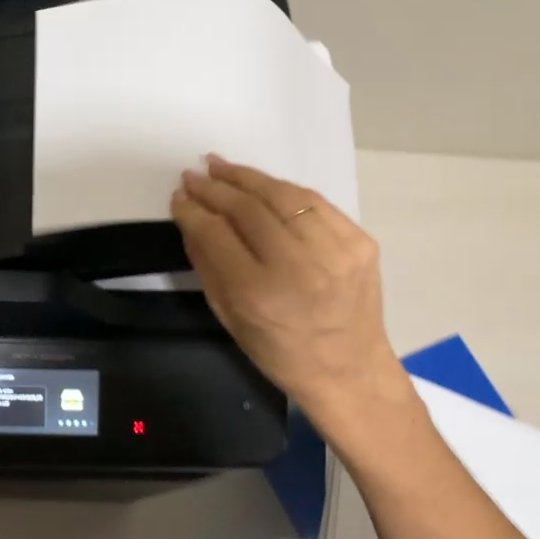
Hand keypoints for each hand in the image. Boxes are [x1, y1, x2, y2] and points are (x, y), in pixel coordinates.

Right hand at [170, 155, 405, 425]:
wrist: (349, 371)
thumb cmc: (280, 353)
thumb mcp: (229, 317)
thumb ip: (208, 265)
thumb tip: (192, 220)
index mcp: (258, 293)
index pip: (216, 233)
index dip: (193, 211)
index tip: (179, 197)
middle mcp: (298, 266)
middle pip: (248, 209)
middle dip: (216, 188)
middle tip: (194, 175)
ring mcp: (335, 250)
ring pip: (284, 196)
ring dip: (248, 178)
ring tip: (222, 167)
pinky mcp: (360, 242)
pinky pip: (316, 203)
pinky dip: (284, 190)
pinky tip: (263, 185)